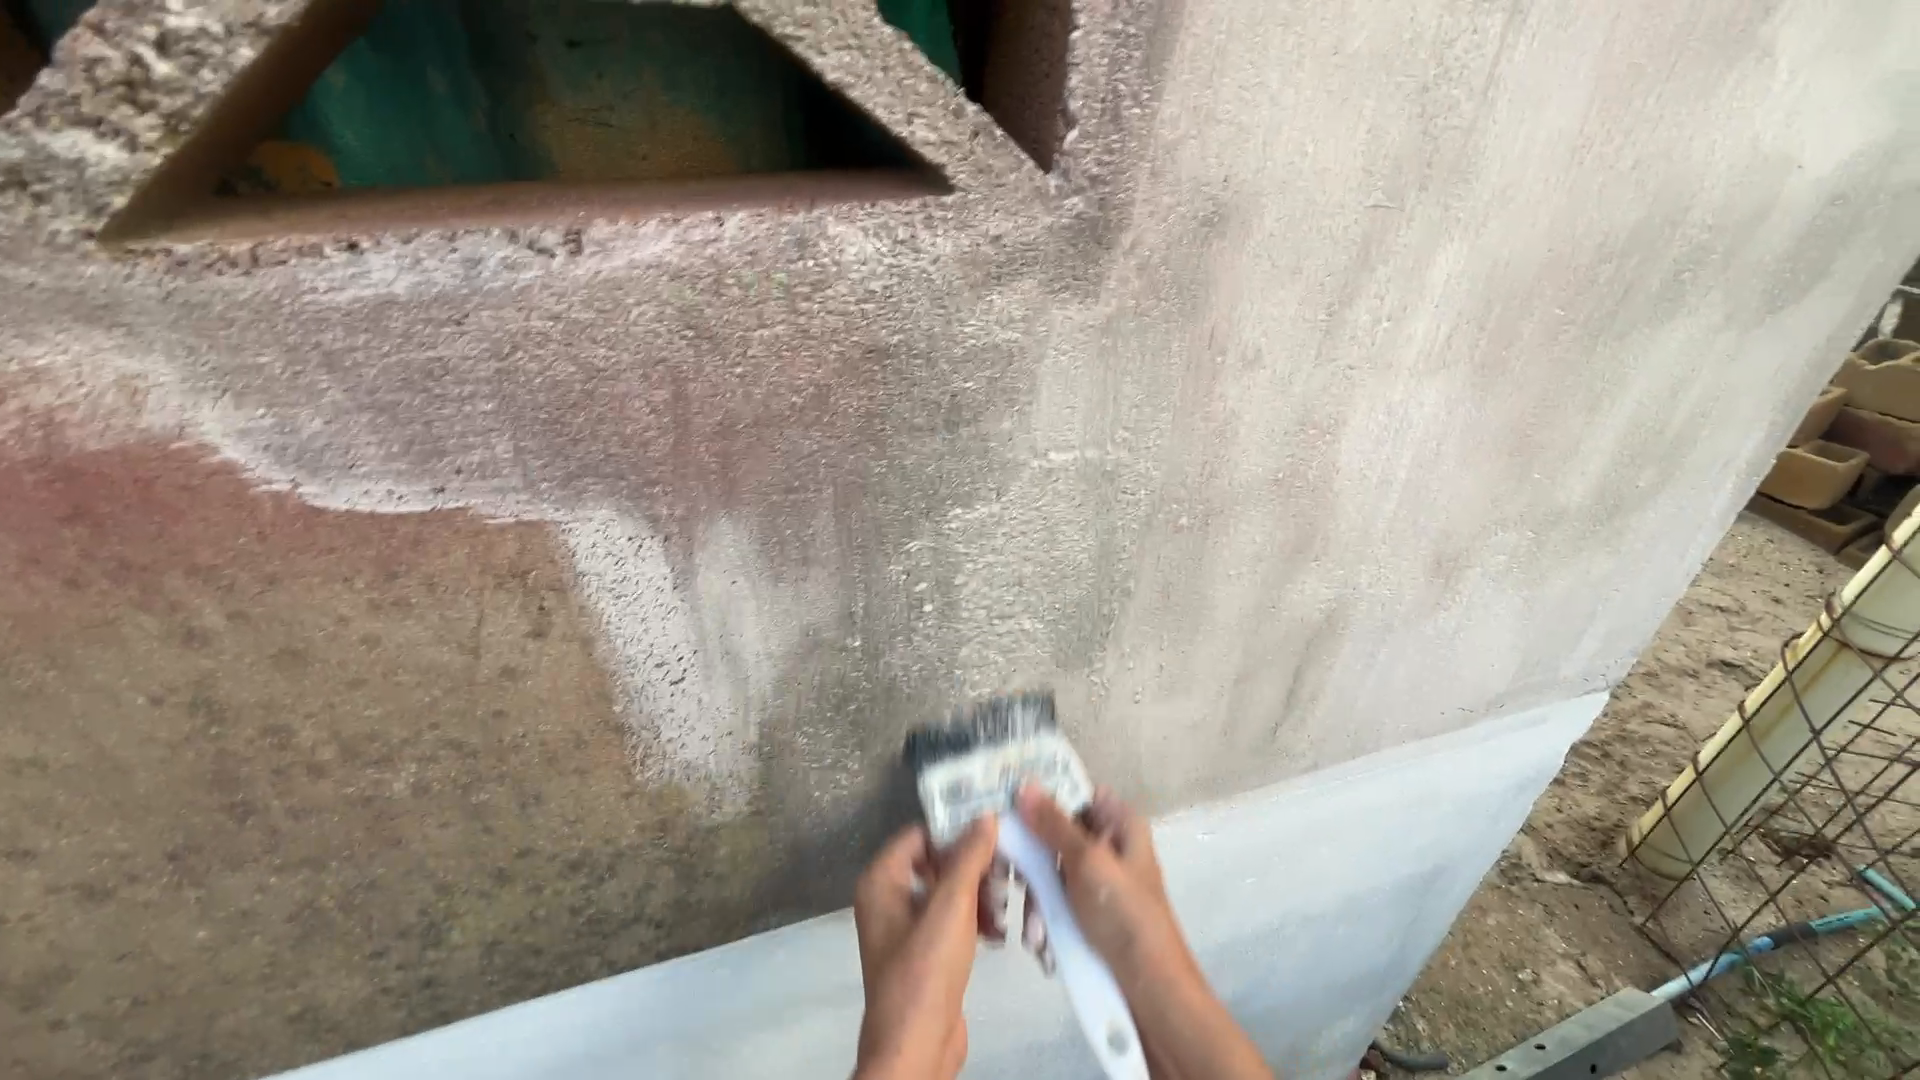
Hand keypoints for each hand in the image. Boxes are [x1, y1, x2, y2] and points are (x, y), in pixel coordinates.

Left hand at [852, 815, 998, 1079]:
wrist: (917, 1046)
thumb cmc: (926, 968)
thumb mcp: (951, 906)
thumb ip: (969, 857)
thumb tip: (985, 817)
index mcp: (881, 880)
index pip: (920, 834)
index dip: (954, 831)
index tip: (992, 833)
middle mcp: (887, 898)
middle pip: (936, 862)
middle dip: (972, 869)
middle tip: (1003, 876)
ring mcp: (904, 927)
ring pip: (947, 892)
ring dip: (978, 896)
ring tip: (1001, 911)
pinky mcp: (923, 951)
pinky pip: (950, 919)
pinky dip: (973, 920)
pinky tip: (997, 932)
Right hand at [1016, 785, 1273, 1079]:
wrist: (1150, 991)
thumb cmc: (1124, 916)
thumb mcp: (1086, 863)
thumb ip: (1053, 824)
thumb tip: (1025, 783)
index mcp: (1120, 824)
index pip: (1076, 794)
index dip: (1044, 800)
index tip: (1009, 811)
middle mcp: (1110, 846)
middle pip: (1057, 835)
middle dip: (1034, 864)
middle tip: (1012, 881)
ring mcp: (1100, 881)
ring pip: (1051, 872)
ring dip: (1036, 901)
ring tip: (1035, 932)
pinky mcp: (1091, 912)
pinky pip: (1057, 902)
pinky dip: (1046, 919)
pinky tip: (1043, 944)